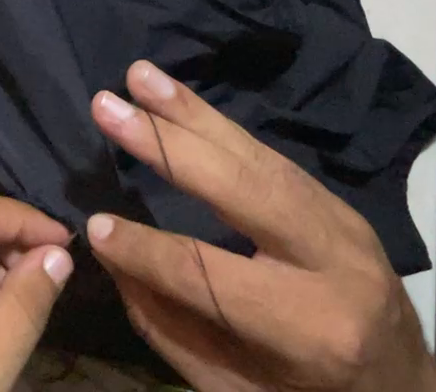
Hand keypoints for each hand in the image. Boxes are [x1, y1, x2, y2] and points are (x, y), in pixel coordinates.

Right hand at [88, 60, 435, 391]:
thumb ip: (170, 327)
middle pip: (241, 190)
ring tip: (138, 75)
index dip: (146, 251)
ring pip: (255, 157)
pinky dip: (216, 122)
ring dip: (189, 111)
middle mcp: (333, 264)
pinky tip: (176, 96)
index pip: (209, 275)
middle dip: (166, 145)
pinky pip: (267, 155)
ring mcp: (341, 223)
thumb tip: (112, 257)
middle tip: (107, 106)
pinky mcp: (336, 201)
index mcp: (311, 329)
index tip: (94, 225)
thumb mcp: (236, 390)